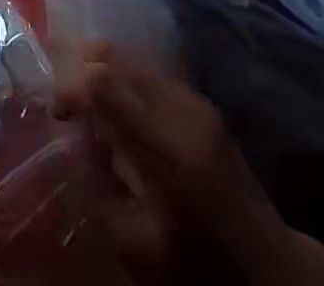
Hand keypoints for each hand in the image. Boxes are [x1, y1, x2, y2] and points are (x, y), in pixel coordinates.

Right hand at [55, 43, 323, 285]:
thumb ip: (100, 185)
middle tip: (65, 102)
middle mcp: (185, 112)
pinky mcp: (203, 103)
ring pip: (134, 60)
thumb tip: (74, 141)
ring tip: (84, 99)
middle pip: (118, 61)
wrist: (267, 263)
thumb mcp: (138, 243)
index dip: (71, 90)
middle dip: (81, 72)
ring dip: (102, 71)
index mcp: (171, 148)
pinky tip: (115, 102)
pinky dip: (124, 77)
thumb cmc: (200, 262)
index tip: (55, 113)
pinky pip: (151, 73)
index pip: (105, 85)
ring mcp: (198, 103)